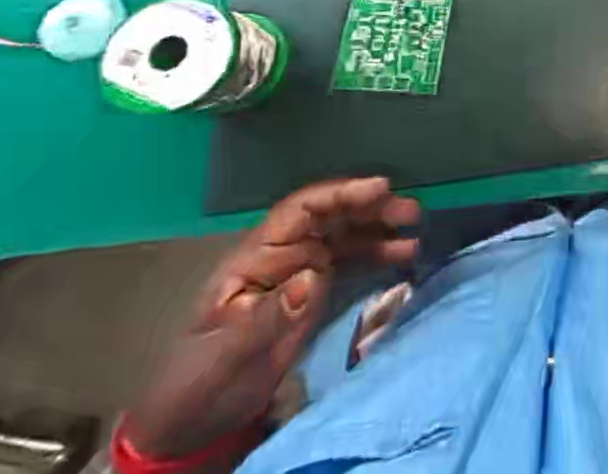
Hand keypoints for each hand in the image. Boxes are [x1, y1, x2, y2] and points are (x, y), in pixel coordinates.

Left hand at [125, 178, 420, 461]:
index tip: (380, 187)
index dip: (341, 194)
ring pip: (346, 237)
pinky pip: (350, 264)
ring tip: (415, 232)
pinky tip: (403, 257)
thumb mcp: (227, 352)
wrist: (192, 419)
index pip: (301, 210)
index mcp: (256, 254)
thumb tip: (314, 276)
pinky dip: (376, 257)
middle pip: (331, 217)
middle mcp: (283, 253)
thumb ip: (270, 315)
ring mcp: (301, 271)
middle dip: (371, 208)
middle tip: (411, 212)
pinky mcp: (314, 292)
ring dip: (380, 230)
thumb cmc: (199, 379)